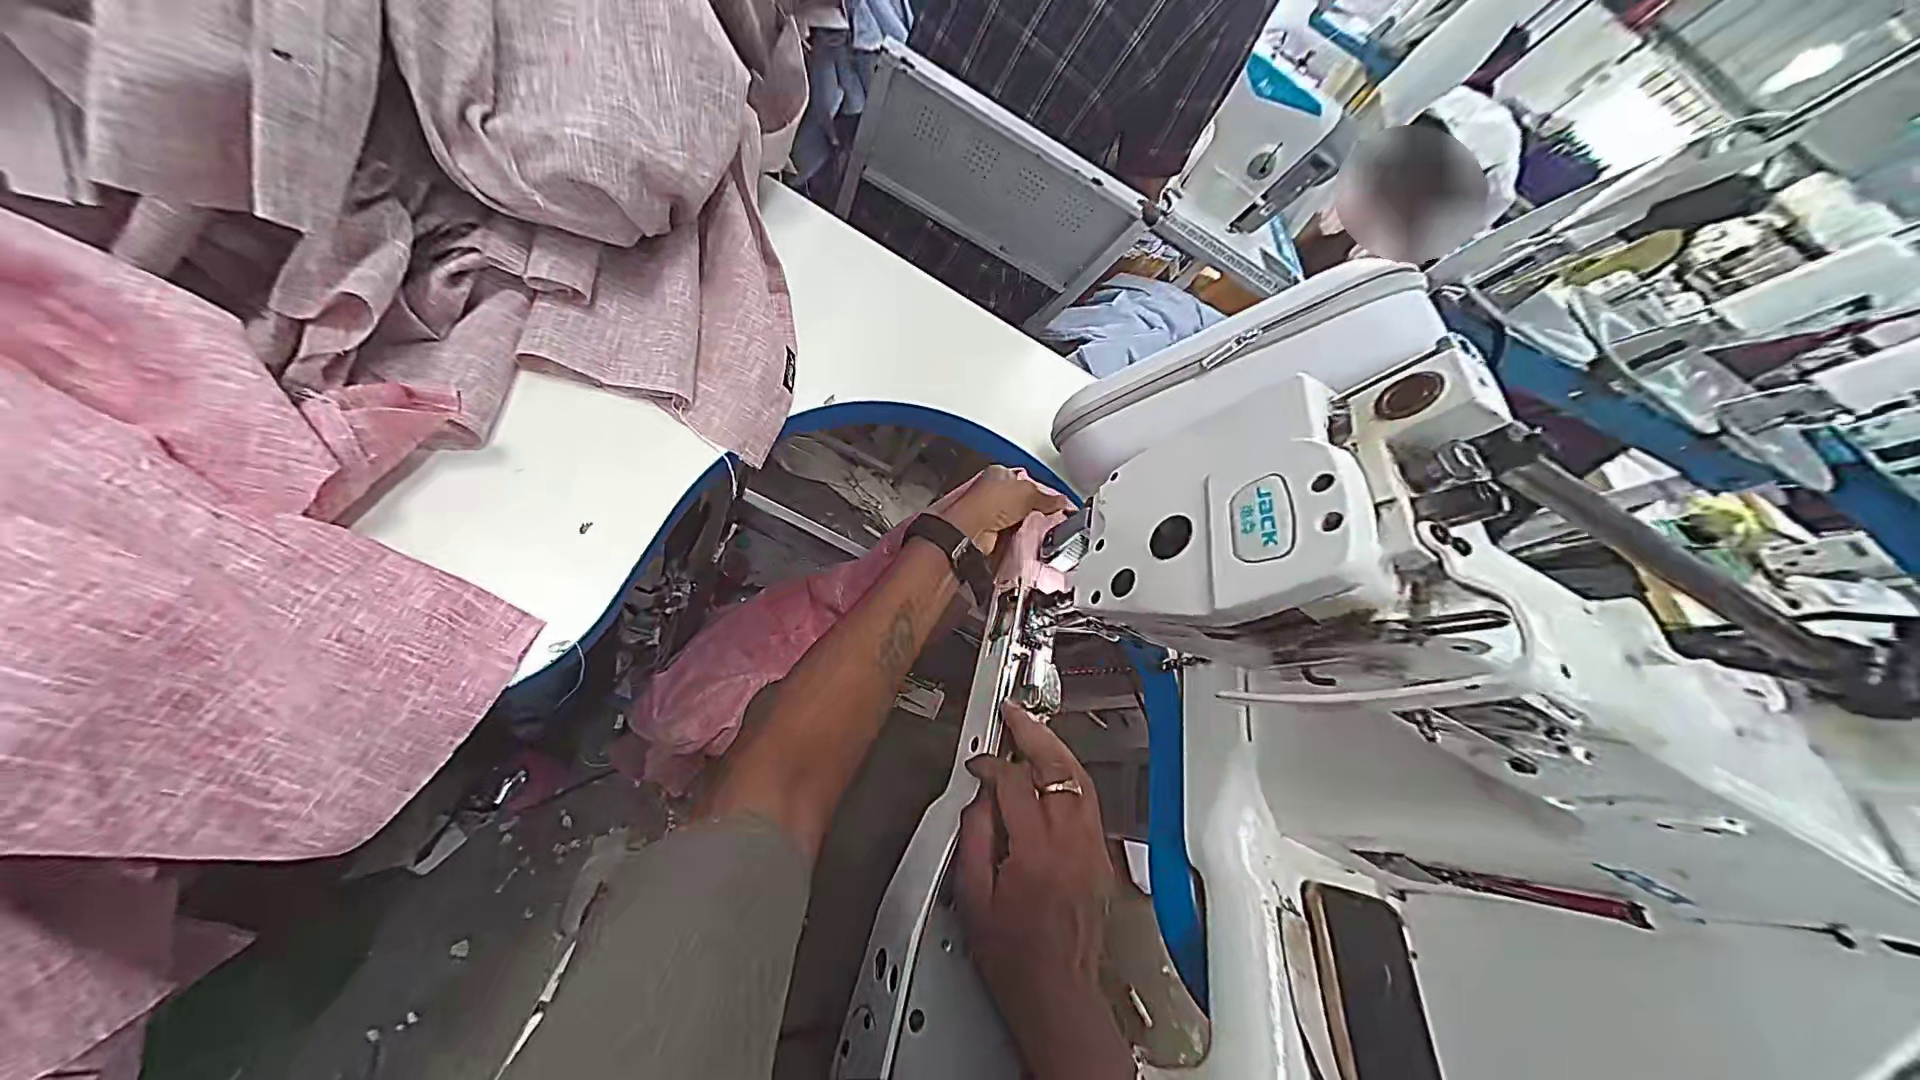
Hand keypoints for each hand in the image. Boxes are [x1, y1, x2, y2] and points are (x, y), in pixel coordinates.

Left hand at [944, 465, 1071, 554]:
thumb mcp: (1027, 493)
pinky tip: (1027, 538)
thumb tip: (1062, 501)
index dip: (1042, 490)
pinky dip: (1020, 537)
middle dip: (1036, 510)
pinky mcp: (992, 533)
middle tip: (1049, 517)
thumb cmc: (990, 503)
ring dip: (1029, 526)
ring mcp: (991, 514)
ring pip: (1019, 520)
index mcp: (999, 474)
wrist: (972, 532)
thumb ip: (1047, 497)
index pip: (1026, 480)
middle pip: (1024, 501)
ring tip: (1039, 529)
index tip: (1055, 501)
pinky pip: (1013, 535)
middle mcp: (994, 492)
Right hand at [957, 704, 1132, 1079]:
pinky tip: (1053, 767)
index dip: (992, 766)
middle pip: (1057, 768)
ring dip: (1054, 747)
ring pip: (1079, 778)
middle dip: (1032, 732)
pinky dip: (1069, 773)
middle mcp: (1071, 845)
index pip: (1015, 784)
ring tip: (1032, 730)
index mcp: (1036, 855)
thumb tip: (978, 798)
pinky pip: (1088, 799)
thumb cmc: (1015, 958)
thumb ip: (973, 837)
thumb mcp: (973, 897)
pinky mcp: (1101, 857)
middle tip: (1012, 715)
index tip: (978, 766)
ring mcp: (1092, 849)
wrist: (1057, 994)